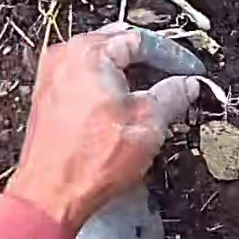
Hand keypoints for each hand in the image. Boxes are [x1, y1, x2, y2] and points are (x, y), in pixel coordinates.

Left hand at [6, 27, 203, 228]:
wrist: (50, 197)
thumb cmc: (90, 161)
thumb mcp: (149, 121)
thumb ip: (174, 94)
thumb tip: (187, 85)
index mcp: (90, 53)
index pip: (143, 40)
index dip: (174, 55)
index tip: (190, 71)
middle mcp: (65, 58)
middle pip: (120, 45)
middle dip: (152, 60)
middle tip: (177, 76)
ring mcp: (52, 78)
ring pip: (103, 62)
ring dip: (131, 73)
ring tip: (156, 92)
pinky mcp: (48, 99)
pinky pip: (87, 78)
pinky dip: (111, 84)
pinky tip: (128, 104)